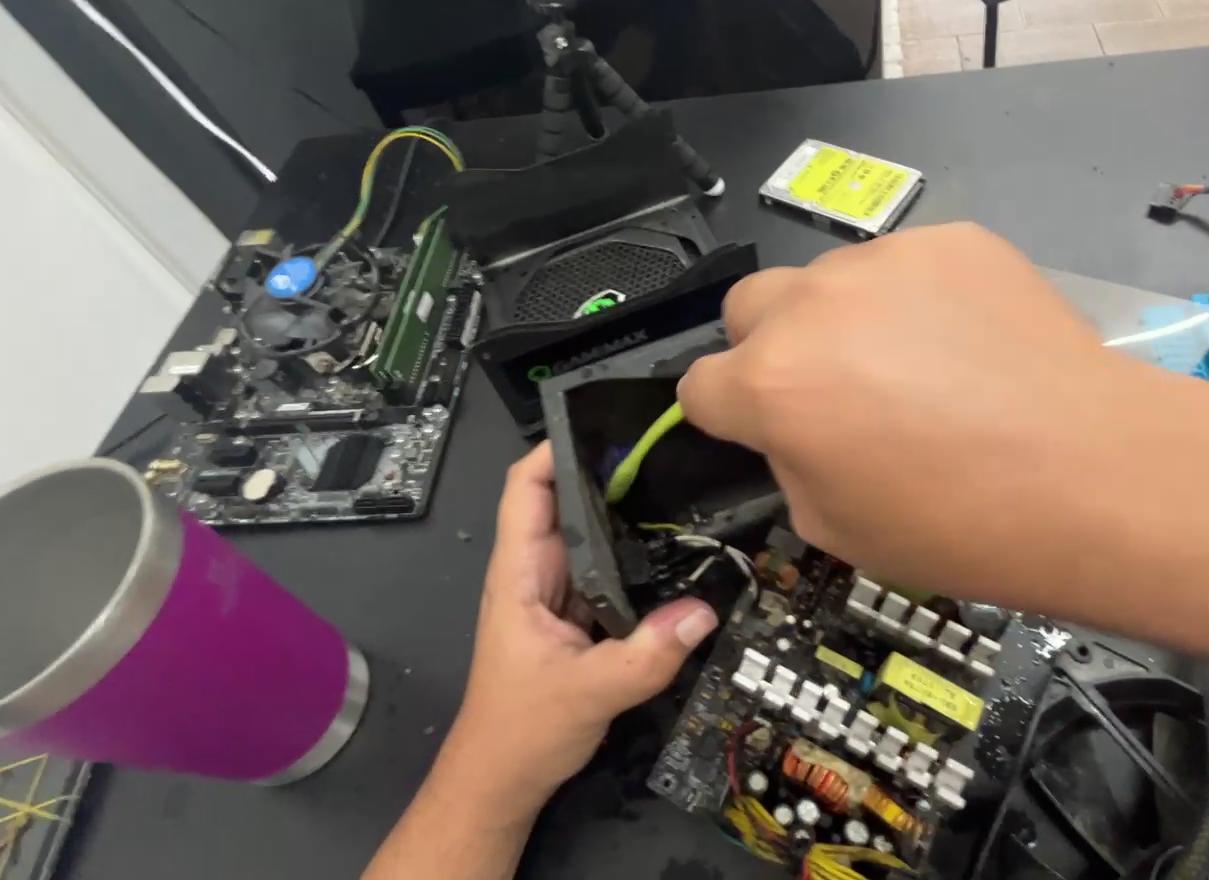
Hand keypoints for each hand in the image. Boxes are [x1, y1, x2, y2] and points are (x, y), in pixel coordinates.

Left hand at [442, 444, 718, 812]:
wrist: (502, 783)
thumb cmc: (521, 732)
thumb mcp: (588, 693)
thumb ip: (647, 655)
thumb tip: (706, 610)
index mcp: (521, 571)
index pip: (527, 487)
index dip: (557, 447)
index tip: (608, 424)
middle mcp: (539, 569)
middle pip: (566, 498)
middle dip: (606, 467)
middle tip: (666, 446)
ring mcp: (561, 589)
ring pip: (591, 530)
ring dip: (624, 507)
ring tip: (678, 480)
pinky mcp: (581, 611)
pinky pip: (610, 565)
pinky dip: (637, 548)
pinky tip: (676, 541)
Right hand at [678, 223, 1144, 600]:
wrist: (1096, 476)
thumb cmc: (959, 525)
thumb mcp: (836, 527)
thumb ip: (787, 462)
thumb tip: (793, 429)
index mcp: (771, 385)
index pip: (697, 384)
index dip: (724, 413)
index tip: (759, 426)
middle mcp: (812, 307)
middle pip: (745, 308)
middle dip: (767, 346)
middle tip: (828, 385)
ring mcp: (884, 262)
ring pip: (826, 281)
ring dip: (844, 317)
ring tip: (917, 363)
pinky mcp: (951, 240)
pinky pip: (904, 265)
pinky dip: (915, 298)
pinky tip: (966, 341)